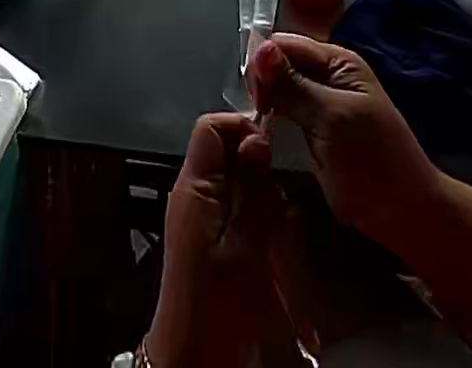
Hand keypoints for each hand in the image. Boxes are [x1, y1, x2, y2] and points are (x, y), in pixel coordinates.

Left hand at [146, 114, 280, 367]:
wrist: (195, 358)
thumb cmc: (218, 306)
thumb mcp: (246, 244)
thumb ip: (256, 189)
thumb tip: (259, 138)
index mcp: (194, 187)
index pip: (211, 127)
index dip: (241, 127)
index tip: (271, 147)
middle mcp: (194, 192)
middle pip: (226, 149)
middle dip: (257, 161)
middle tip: (278, 190)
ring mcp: (201, 212)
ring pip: (237, 175)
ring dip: (261, 189)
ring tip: (276, 221)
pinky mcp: (211, 232)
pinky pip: (237, 202)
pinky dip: (258, 209)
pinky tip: (271, 237)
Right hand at [248, 34, 443, 242]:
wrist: (403, 214)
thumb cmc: (373, 161)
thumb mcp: (331, 117)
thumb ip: (293, 85)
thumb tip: (260, 48)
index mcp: (337, 62)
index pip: (285, 44)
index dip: (264, 63)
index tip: (253, 96)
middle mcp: (326, 76)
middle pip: (278, 66)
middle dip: (262, 85)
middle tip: (255, 118)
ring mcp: (319, 104)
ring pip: (277, 91)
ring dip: (264, 105)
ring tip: (255, 129)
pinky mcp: (312, 131)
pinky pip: (282, 114)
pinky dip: (270, 121)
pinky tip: (261, 137)